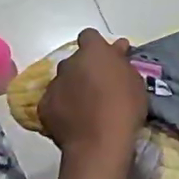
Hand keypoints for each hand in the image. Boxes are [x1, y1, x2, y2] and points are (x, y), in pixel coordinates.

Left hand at [40, 29, 146, 158]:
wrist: (100, 142)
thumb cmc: (125, 107)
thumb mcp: (135, 80)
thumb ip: (122, 61)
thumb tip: (117, 48)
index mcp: (93, 52)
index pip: (89, 36)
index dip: (97, 46)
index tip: (108, 59)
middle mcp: (69, 63)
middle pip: (75, 60)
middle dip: (85, 68)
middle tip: (100, 85)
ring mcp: (53, 85)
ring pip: (63, 80)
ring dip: (73, 87)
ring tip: (87, 106)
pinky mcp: (43, 107)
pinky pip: (54, 100)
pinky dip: (63, 106)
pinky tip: (74, 119)